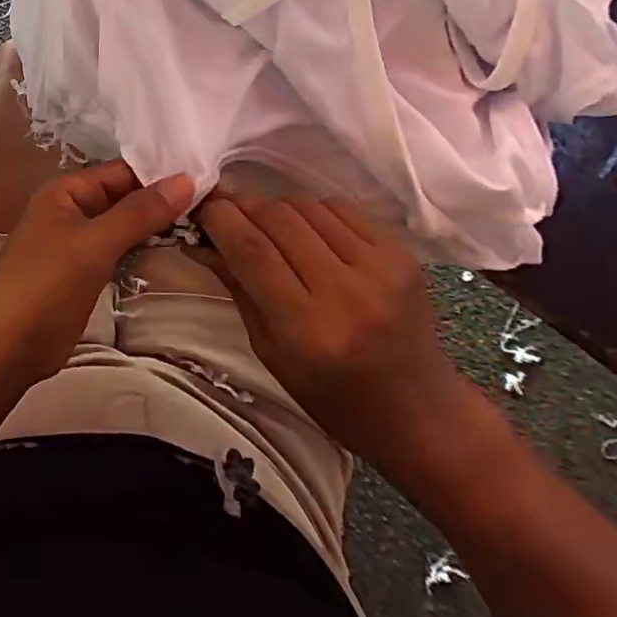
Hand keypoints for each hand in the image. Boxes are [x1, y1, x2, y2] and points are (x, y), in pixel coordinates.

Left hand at [0, 161, 193, 385]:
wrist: (6, 346)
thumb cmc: (44, 285)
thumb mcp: (93, 243)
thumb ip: (139, 212)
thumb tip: (187, 179)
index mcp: (64, 191)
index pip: (121, 171)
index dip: (162, 174)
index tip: (211, 179)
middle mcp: (70, 209)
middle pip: (124, 196)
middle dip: (164, 200)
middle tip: (219, 204)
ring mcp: (77, 242)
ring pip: (124, 225)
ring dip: (157, 225)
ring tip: (209, 223)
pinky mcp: (84, 272)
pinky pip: (119, 250)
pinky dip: (143, 248)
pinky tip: (177, 249)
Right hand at [192, 184, 466, 467]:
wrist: (419, 411)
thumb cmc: (331, 393)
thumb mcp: (268, 348)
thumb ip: (236, 286)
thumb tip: (198, 239)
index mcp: (307, 327)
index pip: (251, 250)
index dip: (218, 219)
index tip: (198, 208)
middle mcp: (346, 292)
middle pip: (277, 218)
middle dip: (241, 207)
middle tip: (222, 211)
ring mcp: (381, 269)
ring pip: (307, 206)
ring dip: (274, 207)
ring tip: (263, 224)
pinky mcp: (403, 254)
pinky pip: (340, 209)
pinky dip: (311, 211)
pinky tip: (303, 230)